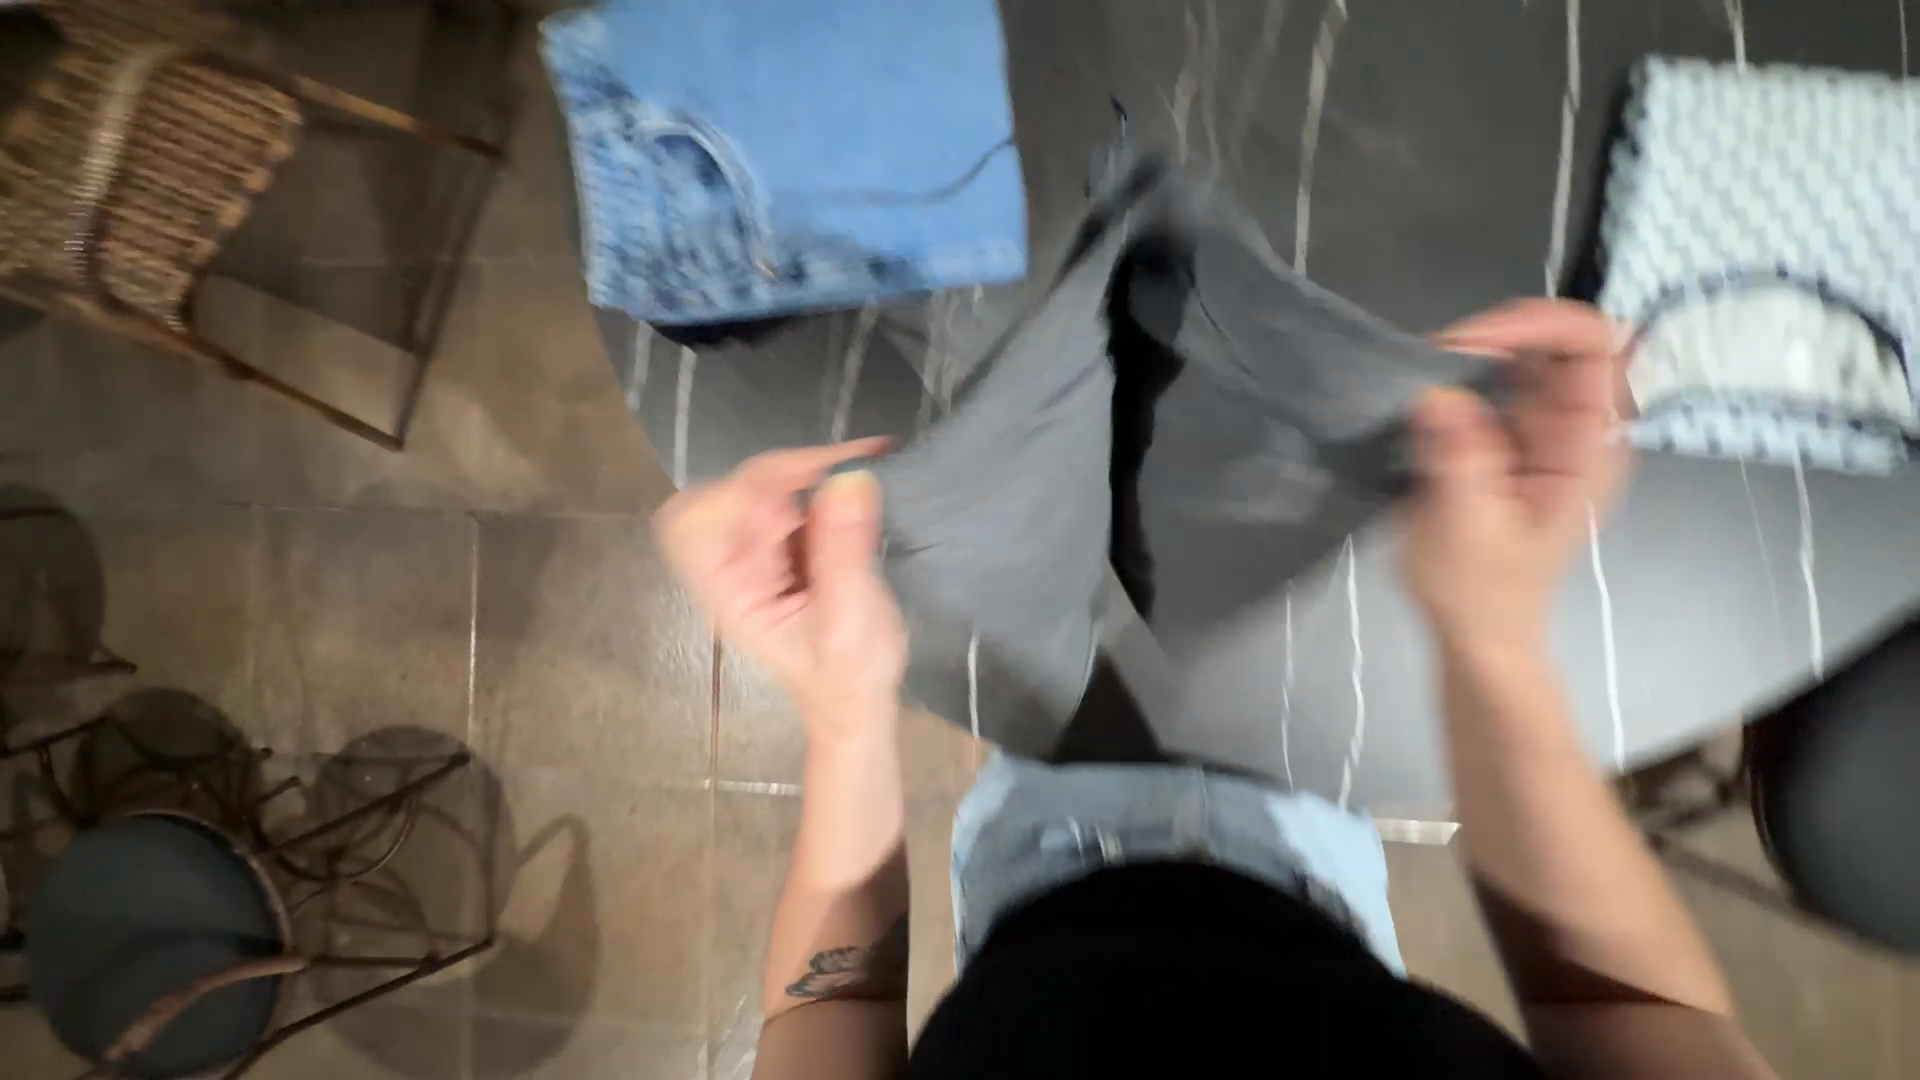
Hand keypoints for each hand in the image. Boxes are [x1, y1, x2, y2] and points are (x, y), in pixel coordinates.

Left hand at [654, 440, 908, 729]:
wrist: (858, 700)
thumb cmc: (848, 676)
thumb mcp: (850, 617)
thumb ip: (845, 548)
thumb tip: (849, 478)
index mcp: (729, 591)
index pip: (694, 523)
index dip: (738, 493)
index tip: (804, 485)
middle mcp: (735, 566)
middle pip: (726, 494)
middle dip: (779, 476)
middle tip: (837, 473)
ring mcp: (760, 554)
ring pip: (762, 489)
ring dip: (807, 476)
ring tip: (858, 473)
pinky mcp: (788, 548)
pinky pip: (793, 499)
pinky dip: (822, 484)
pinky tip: (855, 491)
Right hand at [1400, 299, 1629, 650]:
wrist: (1477, 632)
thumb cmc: (1479, 590)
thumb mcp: (1466, 527)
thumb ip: (1458, 459)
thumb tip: (1434, 394)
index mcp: (1584, 447)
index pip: (1592, 350)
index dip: (1537, 328)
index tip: (1466, 346)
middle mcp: (1569, 430)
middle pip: (1552, 346)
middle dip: (1493, 339)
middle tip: (1427, 363)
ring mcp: (1533, 437)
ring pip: (1514, 366)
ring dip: (1465, 362)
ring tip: (1414, 381)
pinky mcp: (1497, 448)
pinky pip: (1483, 396)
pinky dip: (1449, 387)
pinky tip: (1416, 404)